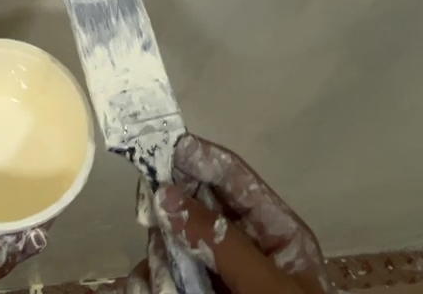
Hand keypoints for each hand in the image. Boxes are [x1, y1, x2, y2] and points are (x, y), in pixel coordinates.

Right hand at [153, 135, 335, 293]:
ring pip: (171, 243)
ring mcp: (215, 279)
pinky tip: (146, 288)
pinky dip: (150, 282)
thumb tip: (165, 194)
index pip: (235, 179)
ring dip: (161, 258)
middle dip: (172, 214)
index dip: (201, 157)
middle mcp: (243, 250)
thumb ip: (219, 240)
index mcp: (276, 236)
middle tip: (151, 214)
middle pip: (194, 205)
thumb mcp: (267, 289)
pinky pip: (160, 277)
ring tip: (166, 282)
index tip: (163, 143)